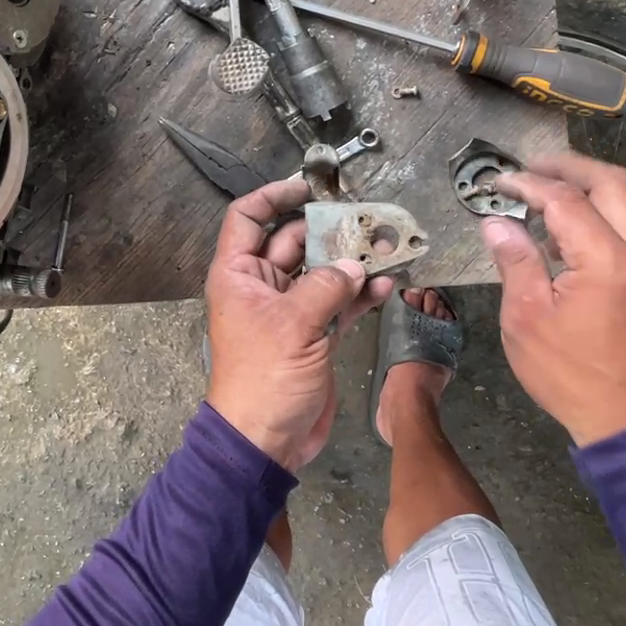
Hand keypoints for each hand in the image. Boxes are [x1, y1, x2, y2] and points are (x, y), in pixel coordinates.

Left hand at [204, 178, 393, 470]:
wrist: (267, 439)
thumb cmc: (265, 376)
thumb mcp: (293, 325)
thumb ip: (326, 288)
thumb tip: (353, 265)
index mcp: (238, 273)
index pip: (247, 218)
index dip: (272, 196)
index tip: (305, 186)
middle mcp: (261, 284)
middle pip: (293, 242)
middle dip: (328, 231)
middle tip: (366, 219)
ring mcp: (288, 309)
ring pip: (320, 272)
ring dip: (350, 262)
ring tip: (387, 248)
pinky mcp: (312, 333)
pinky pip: (337, 303)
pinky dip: (358, 294)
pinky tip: (387, 284)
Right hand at [482, 152, 625, 446]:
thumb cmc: (570, 374)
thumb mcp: (526, 318)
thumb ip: (515, 261)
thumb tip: (497, 223)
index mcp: (609, 262)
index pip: (566, 200)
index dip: (527, 184)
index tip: (497, 184)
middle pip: (613, 184)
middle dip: (568, 167)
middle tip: (529, 167)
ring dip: (588, 188)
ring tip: (544, 192)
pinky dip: (600, 213)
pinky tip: (567, 230)